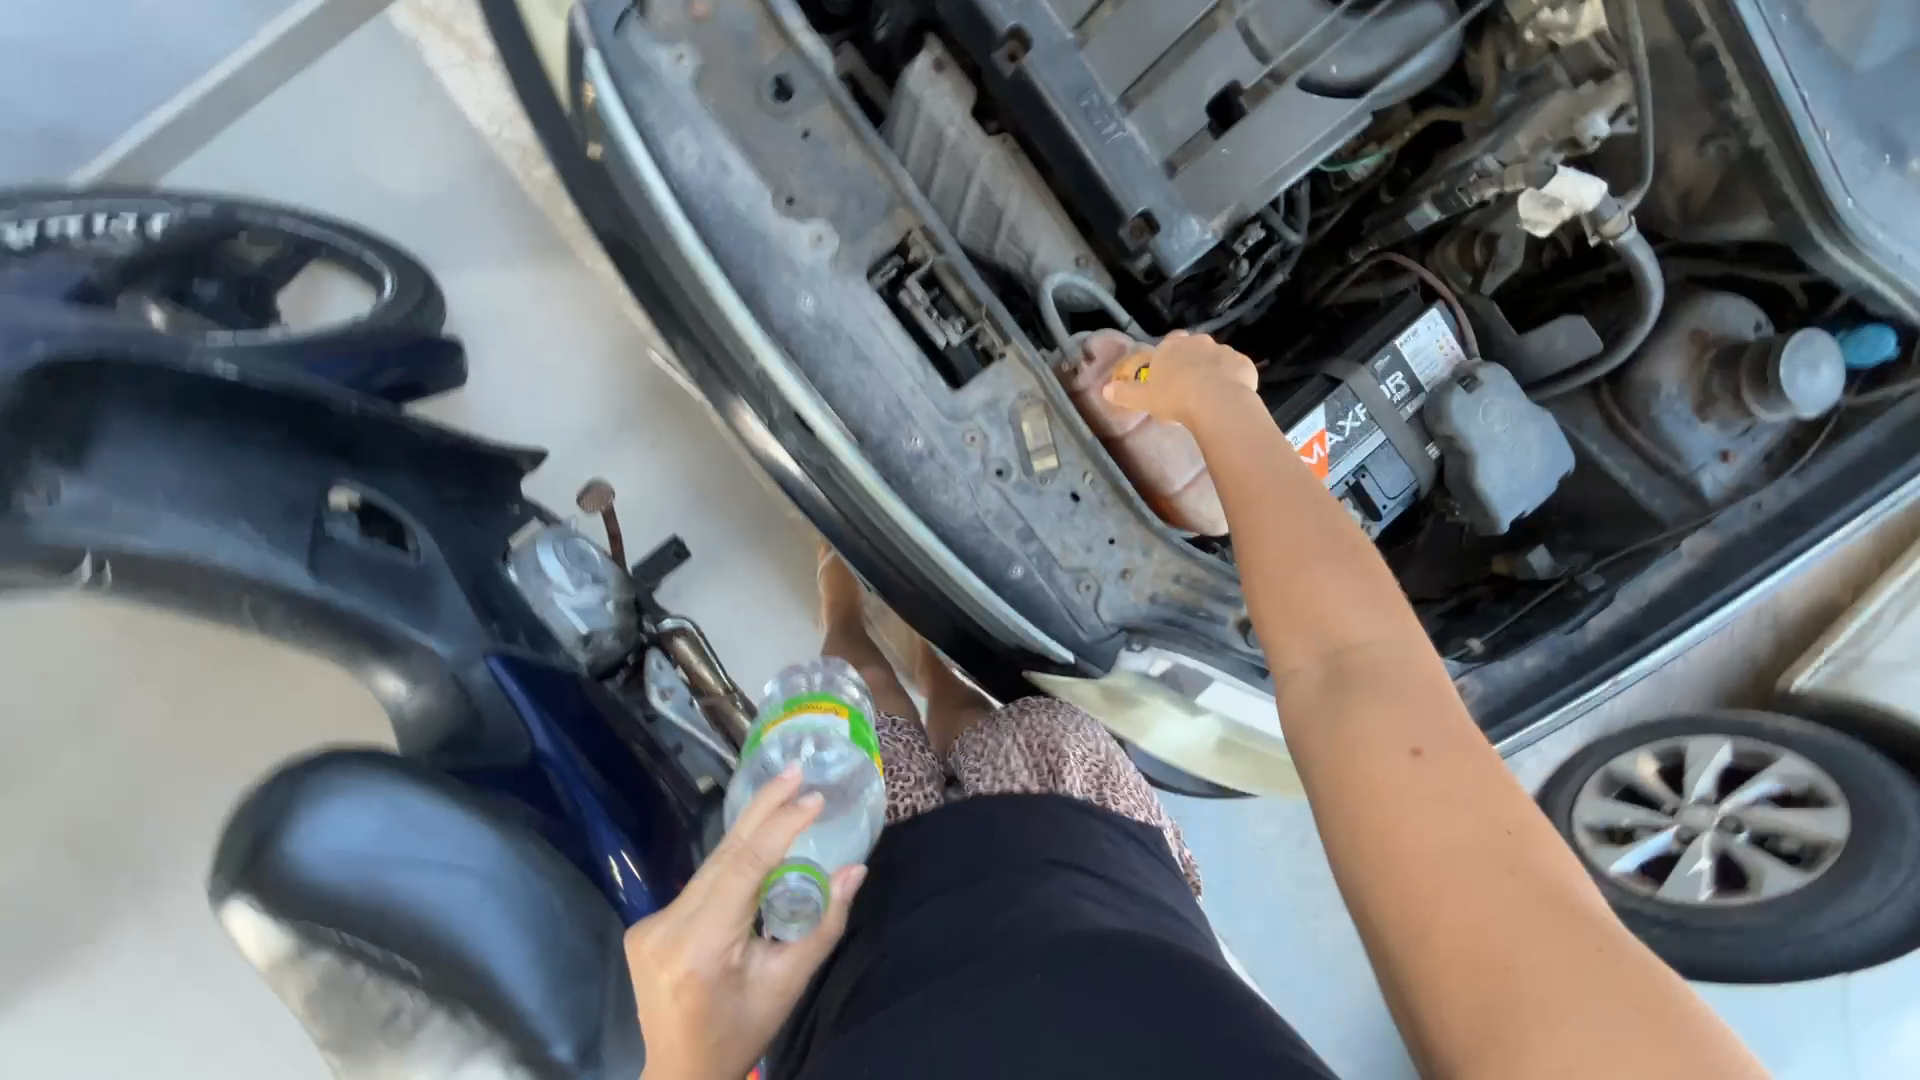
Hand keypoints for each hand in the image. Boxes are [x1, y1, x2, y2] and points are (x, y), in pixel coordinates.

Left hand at [627, 764, 866, 1079]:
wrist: (679, 1072)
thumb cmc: (741, 1031)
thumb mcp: (789, 985)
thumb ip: (824, 924)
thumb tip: (856, 869)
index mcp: (698, 948)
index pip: (743, 868)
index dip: (779, 827)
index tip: (812, 798)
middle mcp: (665, 928)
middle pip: (724, 855)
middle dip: (763, 809)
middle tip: (795, 770)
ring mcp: (650, 924)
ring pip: (712, 864)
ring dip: (751, 829)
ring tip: (786, 792)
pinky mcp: (647, 923)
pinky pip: (702, 881)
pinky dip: (734, 858)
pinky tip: (758, 839)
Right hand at [1100, 330, 1259, 429]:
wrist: (1216, 402)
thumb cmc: (1175, 397)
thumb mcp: (1143, 398)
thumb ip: (1124, 393)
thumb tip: (1105, 389)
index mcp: (1171, 346)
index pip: (1168, 343)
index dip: (1168, 358)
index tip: (1167, 375)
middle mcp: (1198, 342)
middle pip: (1193, 348)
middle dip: (1191, 363)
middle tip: (1187, 387)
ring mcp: (1223, 351)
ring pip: (1216, 359)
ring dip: (1212, 372)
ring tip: (1208, 397)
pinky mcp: (1243, 363)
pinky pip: (1235, 371)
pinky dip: (1231, 381)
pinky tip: (1227, 399)